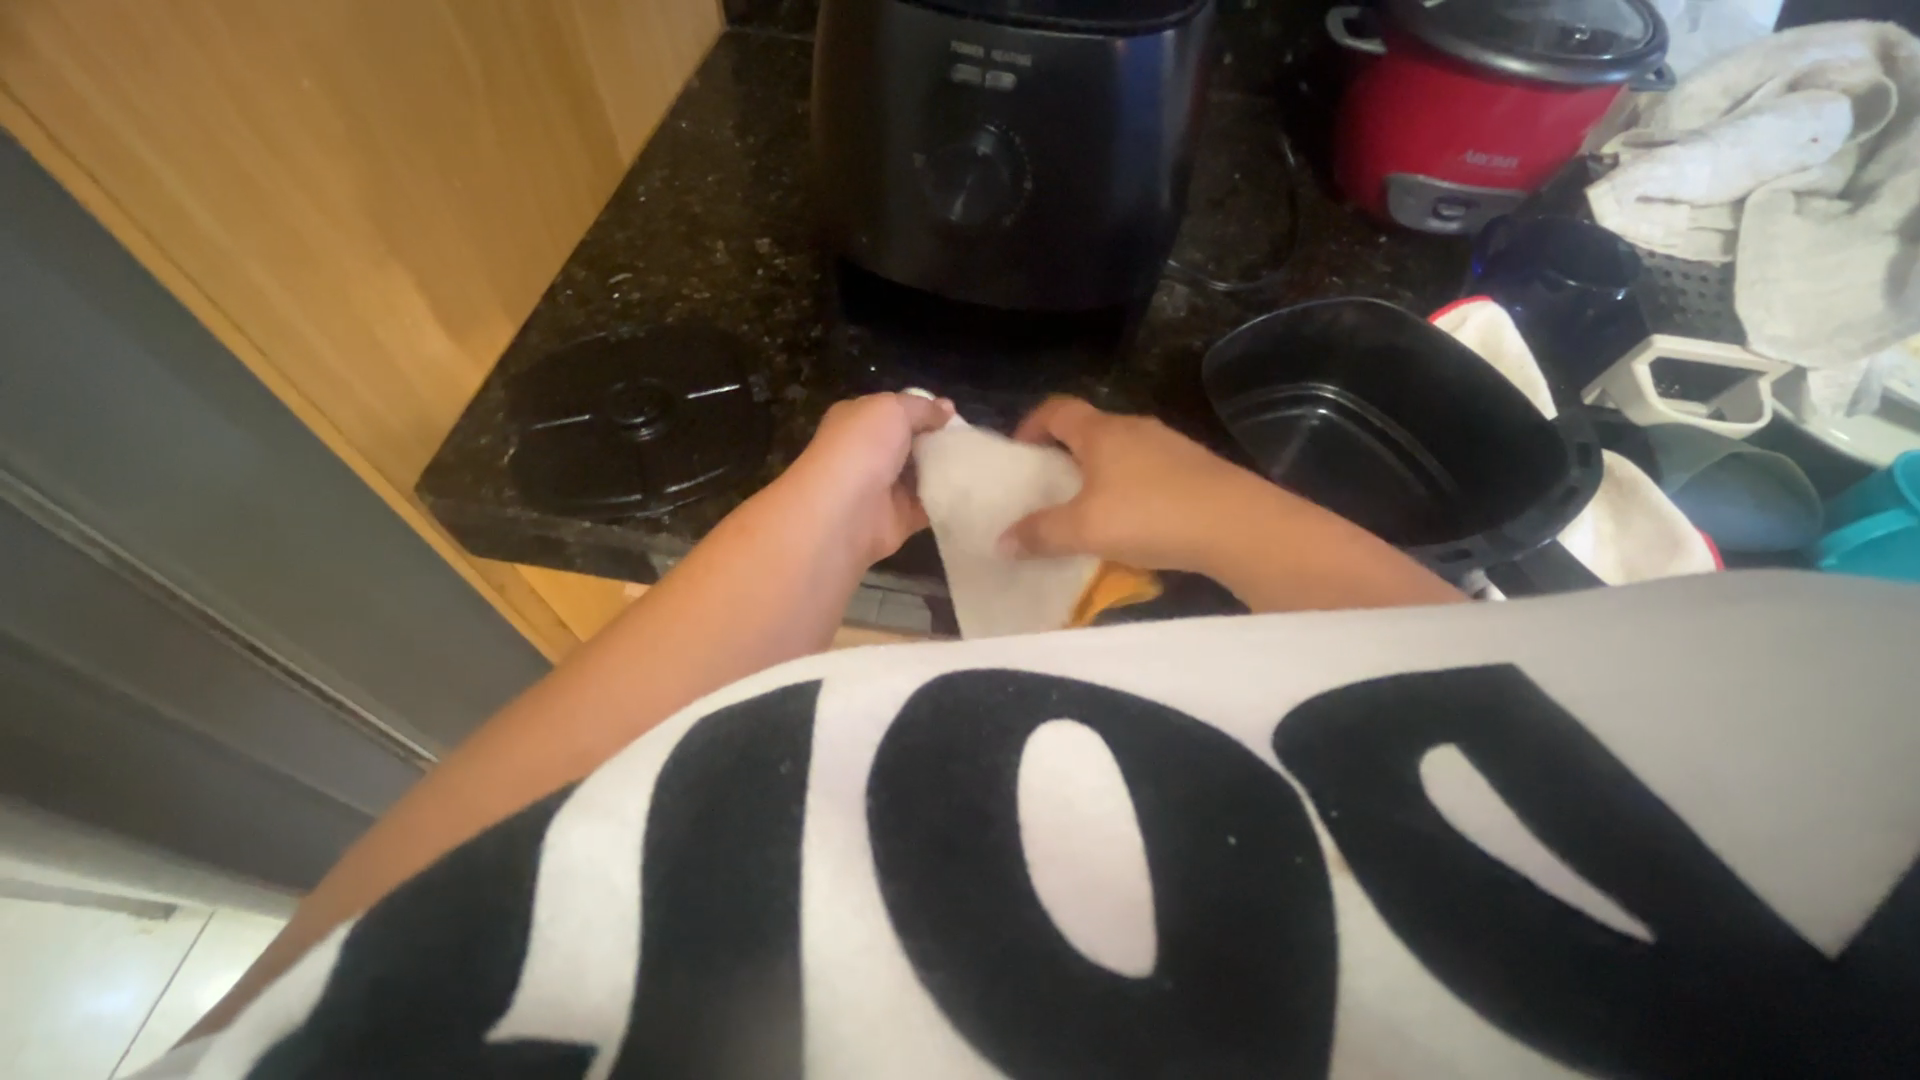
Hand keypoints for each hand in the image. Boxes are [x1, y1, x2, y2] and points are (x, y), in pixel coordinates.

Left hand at [782, 392, 954, 563]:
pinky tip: (971, 490)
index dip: (924, 411)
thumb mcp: (892, 409)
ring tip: (978, 464)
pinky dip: (948, 499)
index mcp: (858, 421)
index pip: (894, 412)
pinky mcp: (899, 517)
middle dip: (939, 441)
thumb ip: (922, 407)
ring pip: (922, 475)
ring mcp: (883, 487)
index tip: (952, 417)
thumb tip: (947, 408)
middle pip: (912, 443)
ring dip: (947, 470)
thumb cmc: (862, 448)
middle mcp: (868, 453)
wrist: (843, 511)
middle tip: (971, 441)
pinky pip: (929, 505)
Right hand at [1000, 396, 1272, 572]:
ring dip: (1098, 474)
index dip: (1032, 424)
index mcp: (1102, 432)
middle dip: (1063, 454)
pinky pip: (1148, 472)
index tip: (1018, 452)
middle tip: (1047, 488)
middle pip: (1089, 430)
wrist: (1238, 526)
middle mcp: (1135, 428)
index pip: (1057, 409)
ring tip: (1087, 510)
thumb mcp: (1085, 529)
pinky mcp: (1195, 469)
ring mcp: (1170, 446)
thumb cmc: (1151, 516)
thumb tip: (1001, 541)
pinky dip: (1129, 489)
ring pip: (1121, 452)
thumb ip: (1040, 534)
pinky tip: (1133, 524)